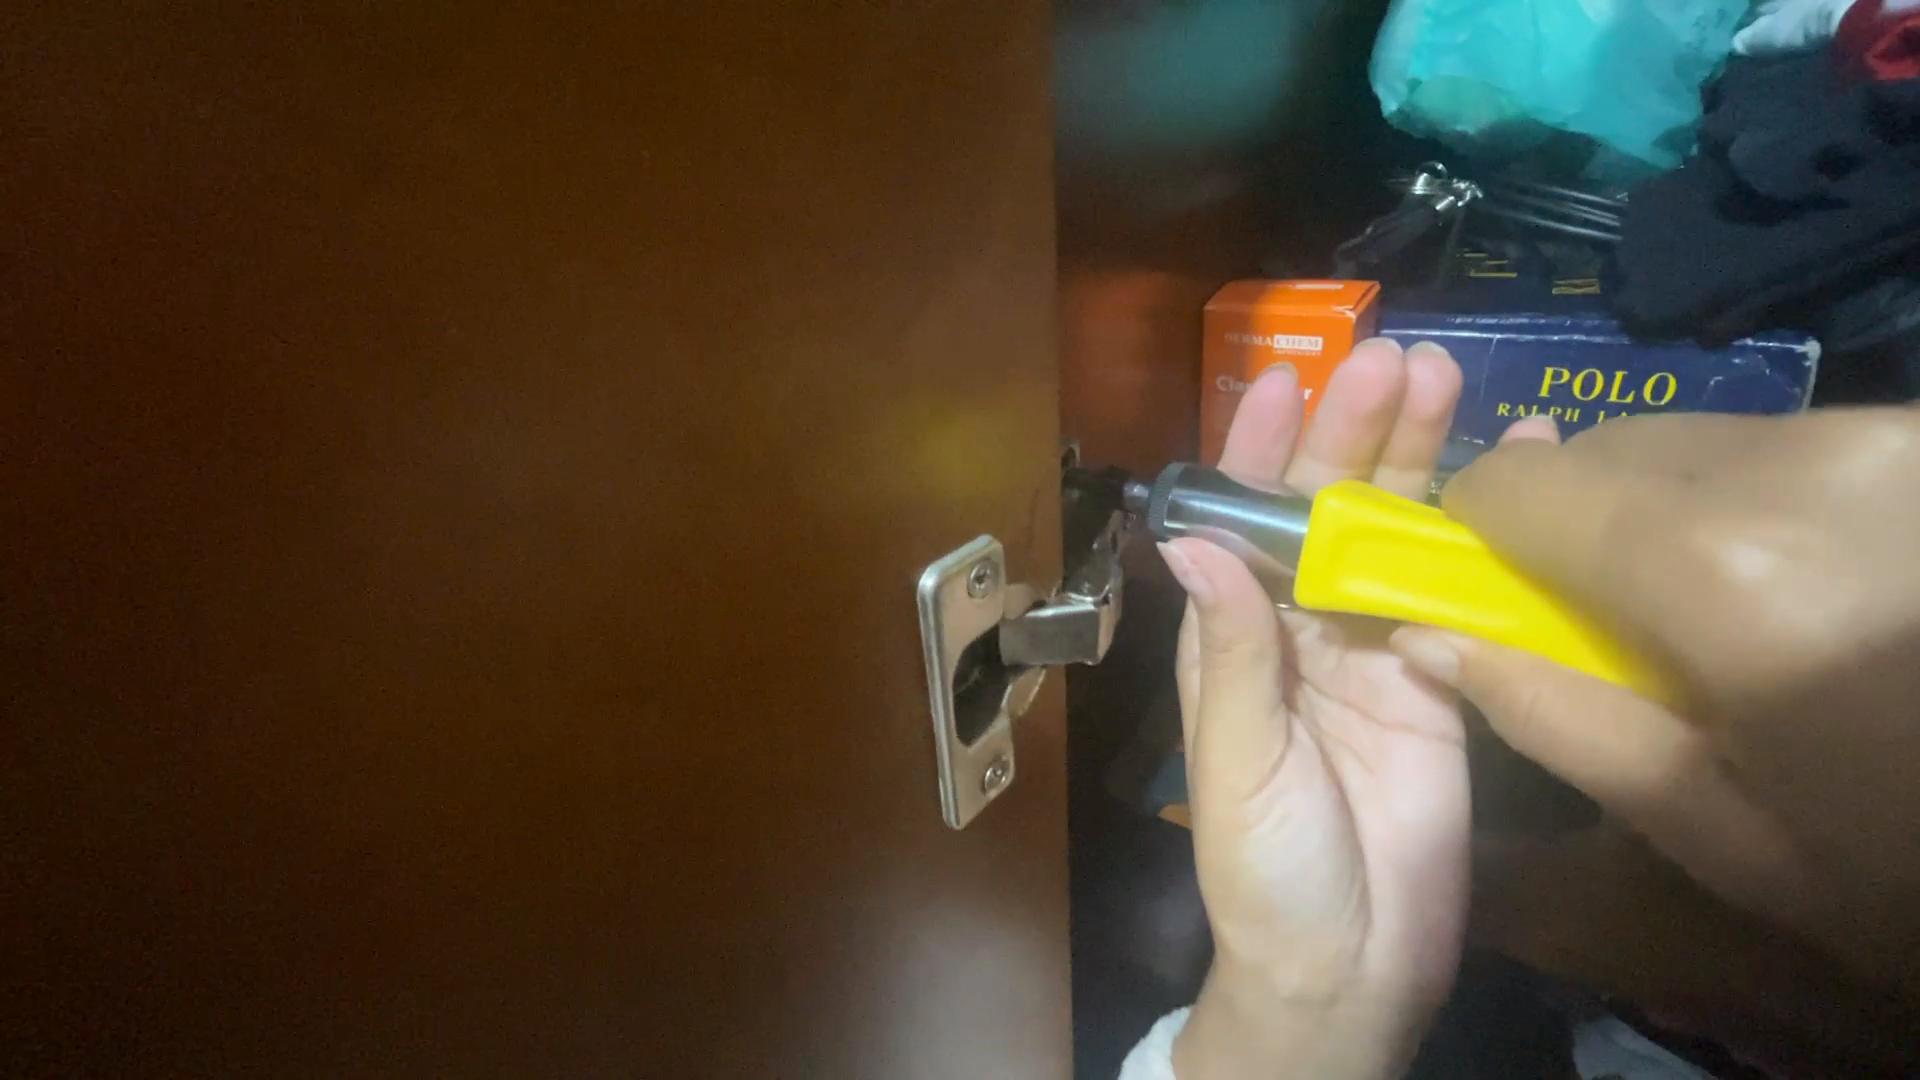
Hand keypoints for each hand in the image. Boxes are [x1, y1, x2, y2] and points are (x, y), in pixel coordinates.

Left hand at [1165, 340, 1501, 1079]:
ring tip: (1444, 379)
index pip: (1243, 522)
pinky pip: (1458, 594)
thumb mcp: (1236, 751)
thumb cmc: (1265, 861)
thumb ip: (1230, 648)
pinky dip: (1485, 535)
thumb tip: (1190, 541)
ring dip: (1416, 460)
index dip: (1258, 452)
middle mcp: (1298, 624)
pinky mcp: (1440, 682)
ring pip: (1391, 536)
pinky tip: (1518, 471)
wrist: (1347, 958)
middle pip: (1324, 512)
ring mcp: (1372, 647)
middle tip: (1390, 359)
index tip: (1280, 381)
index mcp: (1235, 634)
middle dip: (1351, 434)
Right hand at [1391, 407, 1919, 1000]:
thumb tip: (1426, 637)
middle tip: (1616, 608)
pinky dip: (1748, 496)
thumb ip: (1551, 717)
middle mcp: (1805, 464)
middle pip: (1595, 451)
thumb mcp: (1716, 828)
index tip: (1498, 584)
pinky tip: (1817, 574)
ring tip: (1729, 596)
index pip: (1514, 485)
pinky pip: (1776, 444)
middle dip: (1572, 518)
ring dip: (1660, 505)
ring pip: (1684, 441)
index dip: (1477, 528)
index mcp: (1721, 568)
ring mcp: (1896, 435)